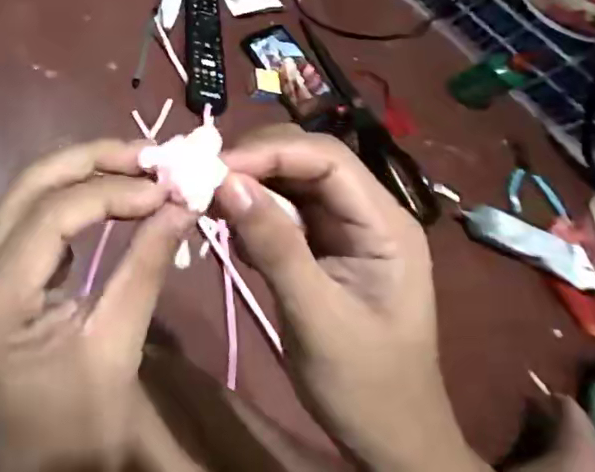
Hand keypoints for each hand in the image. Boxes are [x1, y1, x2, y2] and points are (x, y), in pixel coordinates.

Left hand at [0, 140, 195, 470]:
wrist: (42, 463)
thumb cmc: (80, 419)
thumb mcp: (118, 345)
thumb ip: (146, 265)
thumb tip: (184, 201)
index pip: (51, 215)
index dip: (111, 189)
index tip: (164, 186)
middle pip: (33, 183)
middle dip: (95, 159)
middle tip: (150, 154)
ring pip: (31, 186)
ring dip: (86, 167)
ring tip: (139, 164)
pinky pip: (32, 206)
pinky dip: (75, 188)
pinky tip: (112, 189)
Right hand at [214, 129, 483, 471]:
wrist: (390, 443)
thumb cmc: (364, 386)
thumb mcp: (316, 318)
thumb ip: (275, 246)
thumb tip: (227, 182)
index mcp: (385, 222)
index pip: (327, 159)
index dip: (272, 151)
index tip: (218, 165)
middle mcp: (368, 211)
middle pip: (307, 159)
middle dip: (256, 161)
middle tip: (204, 177)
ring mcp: (346, 226)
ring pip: (292, 180)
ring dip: (250, 184)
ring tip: (208, 198)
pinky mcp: (325, 243)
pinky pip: (285, 209)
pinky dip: (254, 211)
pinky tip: (232, 230)